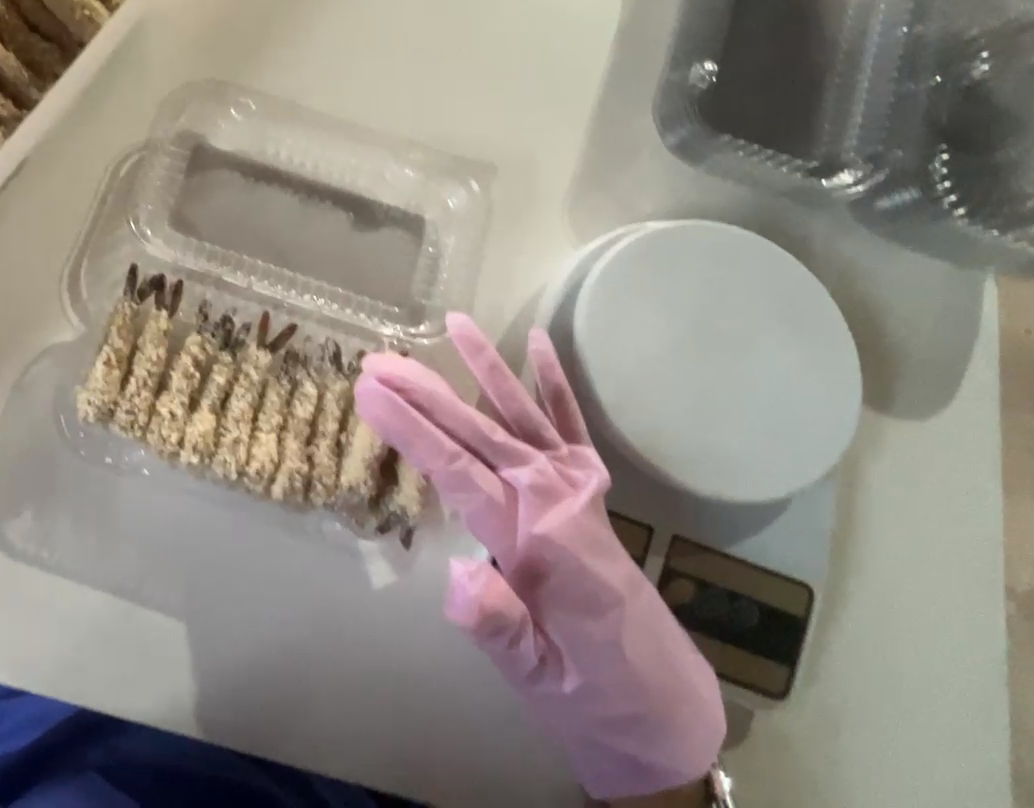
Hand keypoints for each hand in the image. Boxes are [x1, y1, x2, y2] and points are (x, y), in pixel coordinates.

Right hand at [352, 314, 724, 801]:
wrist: (665, 712)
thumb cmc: (590, 698)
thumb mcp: (538, 678)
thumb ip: (499, 627)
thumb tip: (454, 577)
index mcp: (539, 545)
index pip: (461, 474)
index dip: (412, 430)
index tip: (368, 392)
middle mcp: (560, 505)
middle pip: (483, 436)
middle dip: (427, 395)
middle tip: (376, 361)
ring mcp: (579, 495)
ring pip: (525, 420)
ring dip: (487, 372)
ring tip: (455, 322)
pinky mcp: (590, 496)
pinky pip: (572, 430)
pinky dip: (555, 387)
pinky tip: (539, 345)